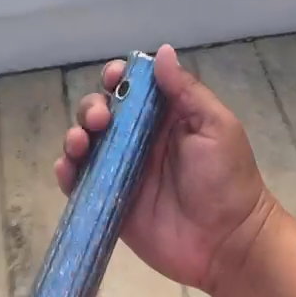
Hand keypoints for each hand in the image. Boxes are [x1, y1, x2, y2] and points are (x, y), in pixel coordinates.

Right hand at [57, 44, 278, 292]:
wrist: (229, 244)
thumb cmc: (227, 179)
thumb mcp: (215, 127)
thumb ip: (186, 91)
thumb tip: (162, 52)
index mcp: (163, 116)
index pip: (132, 87)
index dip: (117, 77)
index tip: (114, 78)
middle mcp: (137, 138)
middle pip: (102, 111)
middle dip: (92, 107)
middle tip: (102, 119)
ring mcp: (121, 170)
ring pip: (86, 142)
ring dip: (76, 135)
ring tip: (80, 143)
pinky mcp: (110, 201)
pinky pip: (80, 182)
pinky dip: (67, 171)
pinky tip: (67, 168)